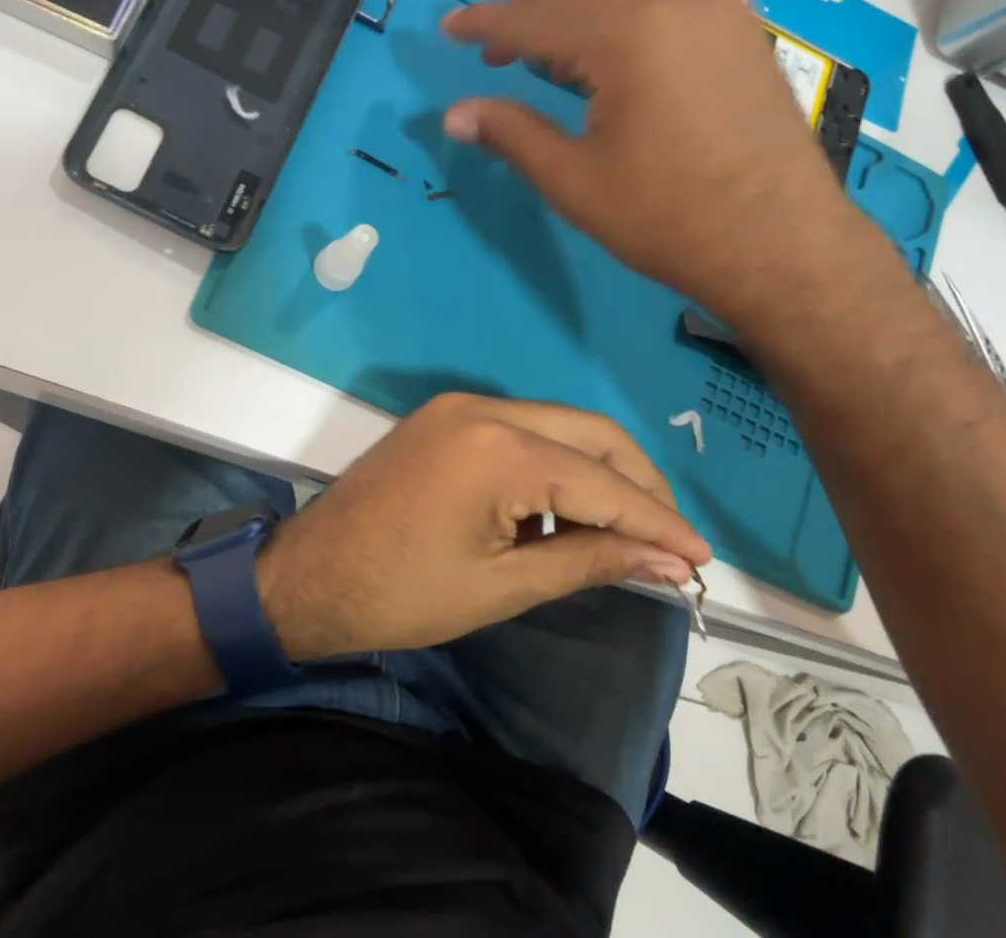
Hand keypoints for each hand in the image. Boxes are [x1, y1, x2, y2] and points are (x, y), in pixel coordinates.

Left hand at [257, 393, 712, 660]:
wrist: (306, 579)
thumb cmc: (399, 595)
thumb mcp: (503, 587)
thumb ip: (590, 562)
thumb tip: (668, 560)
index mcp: (498, 449)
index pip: (605, 482)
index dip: (659, 522)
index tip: (700, 558)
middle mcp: (482, 410)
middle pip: (590, 434)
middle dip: (637, 485)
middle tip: (668, 542)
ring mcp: (456, 409)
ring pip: (556, 428)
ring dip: (594, 475)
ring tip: (618, 538)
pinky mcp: (439, 421)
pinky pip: (517, 433)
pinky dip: (549, 470)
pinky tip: (558, 519)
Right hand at [438, 0, 885, 320]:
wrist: (776, 242)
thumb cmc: (666, 217)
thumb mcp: (574, 181)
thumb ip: (512, 135)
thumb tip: (454, 115)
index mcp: (629, 34)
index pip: (539, 15)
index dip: (488, 24)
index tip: (451, 30)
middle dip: (532, 7)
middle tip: (499, 52)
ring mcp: (719, 9)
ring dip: (581, 0)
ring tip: (553, 50)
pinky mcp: (742, 30)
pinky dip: (628, 3)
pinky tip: (615, 48)